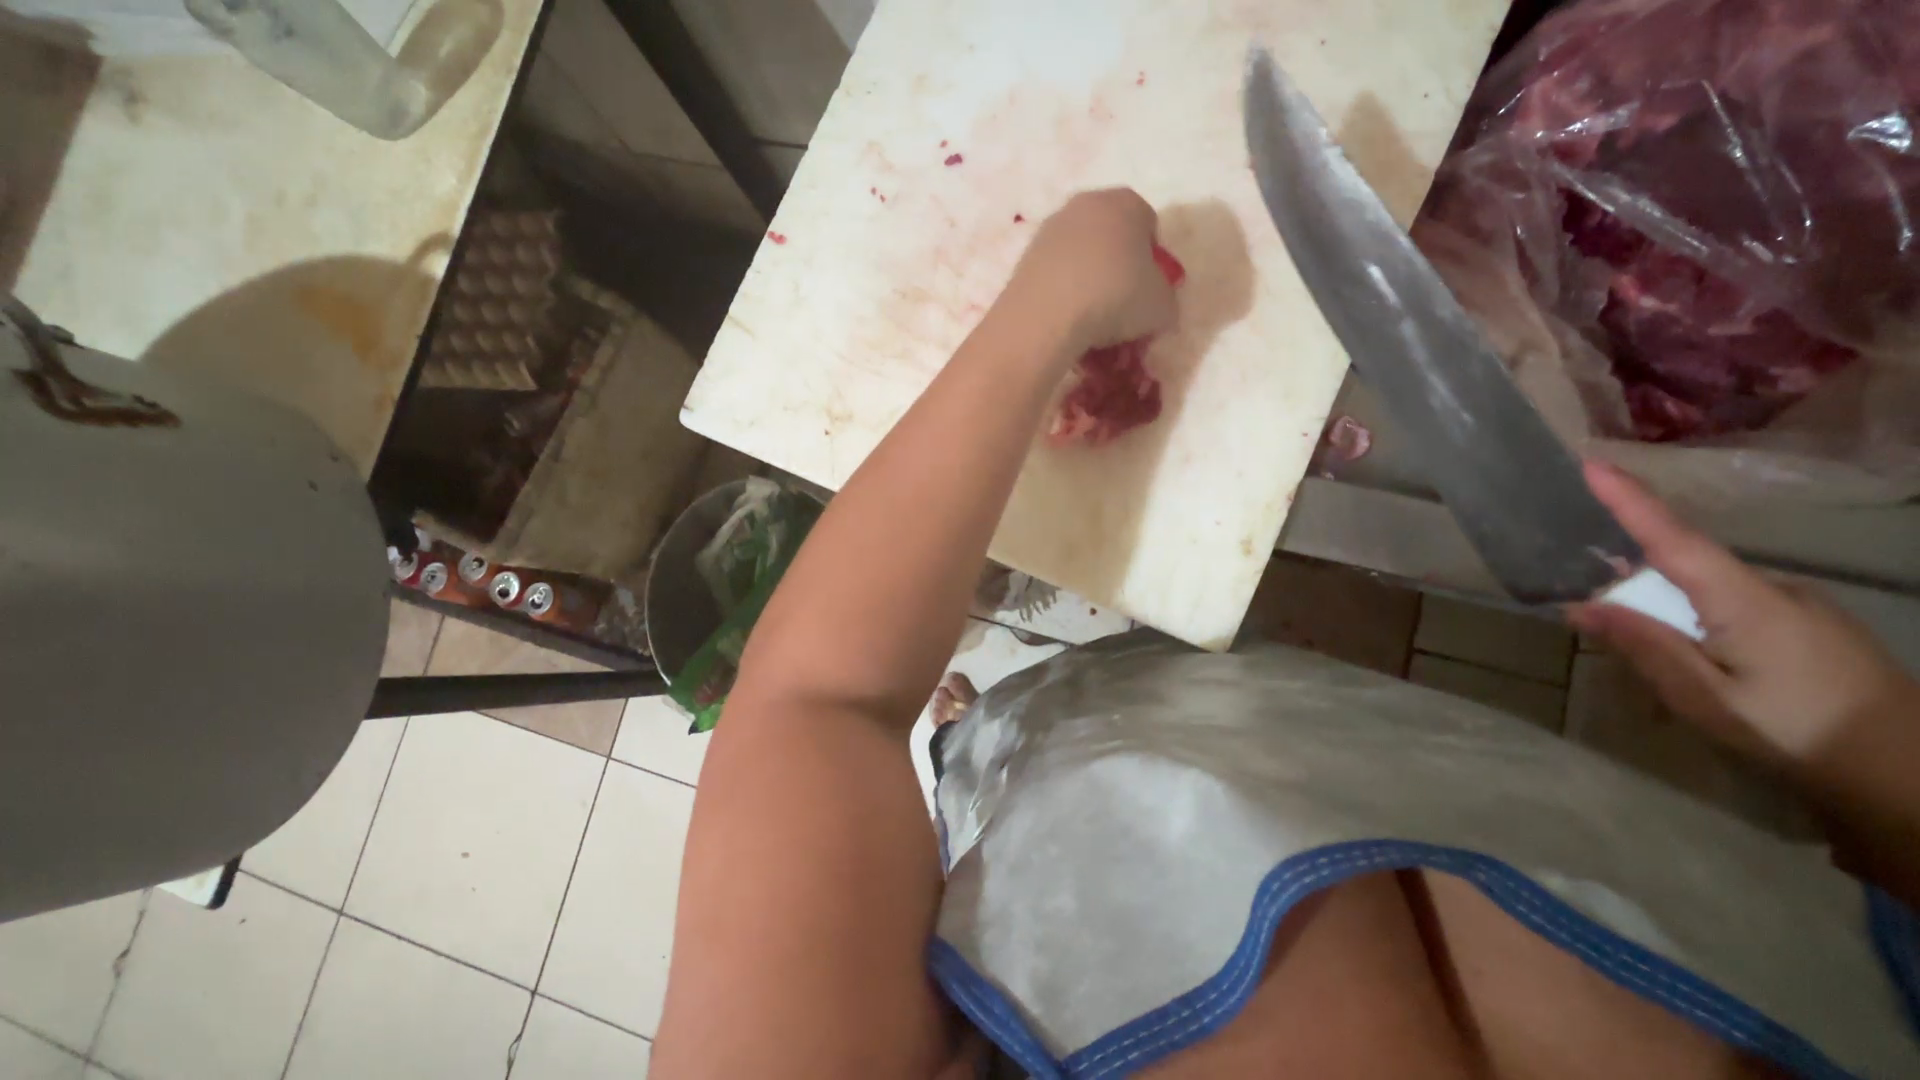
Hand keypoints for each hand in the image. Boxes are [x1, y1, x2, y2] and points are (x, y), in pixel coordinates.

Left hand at [1002, 188, 1178, 353]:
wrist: (1046, 316)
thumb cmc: (1117, 297)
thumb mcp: (1163, 305)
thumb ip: (1165, 297)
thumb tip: (1153, 302)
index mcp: (1126, 203)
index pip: (1149, 225)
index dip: (1153, 260)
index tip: (1150, 290)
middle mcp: (1085, 205)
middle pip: (1111, 240)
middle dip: (1119, 272)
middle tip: (1123, 308)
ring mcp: (1050, 229)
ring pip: (1081, 259)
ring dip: (1090, 286)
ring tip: (1094, 324)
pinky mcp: (1025, 256)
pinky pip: (1056, 276)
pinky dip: (1064, 296)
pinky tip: (1067, 323)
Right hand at [1568, 461, 1917, 776]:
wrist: (1910, 775)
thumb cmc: (1798, 733)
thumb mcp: (1704, 699)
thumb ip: (1644, 647)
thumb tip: (1580, 605)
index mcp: (1745, 600)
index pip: (1674, 538)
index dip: (1631, 500)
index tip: (1592, 463)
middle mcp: (1776, 588)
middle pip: (1688, 566)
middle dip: (1639, 579)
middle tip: (1601, 612)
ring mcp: (1804, 606)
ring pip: (1714, 594)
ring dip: (1676, 613)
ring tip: (1667, 665)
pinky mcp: (1817, 627)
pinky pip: (1741, 610)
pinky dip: (1707, 625)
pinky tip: (1715, 671)